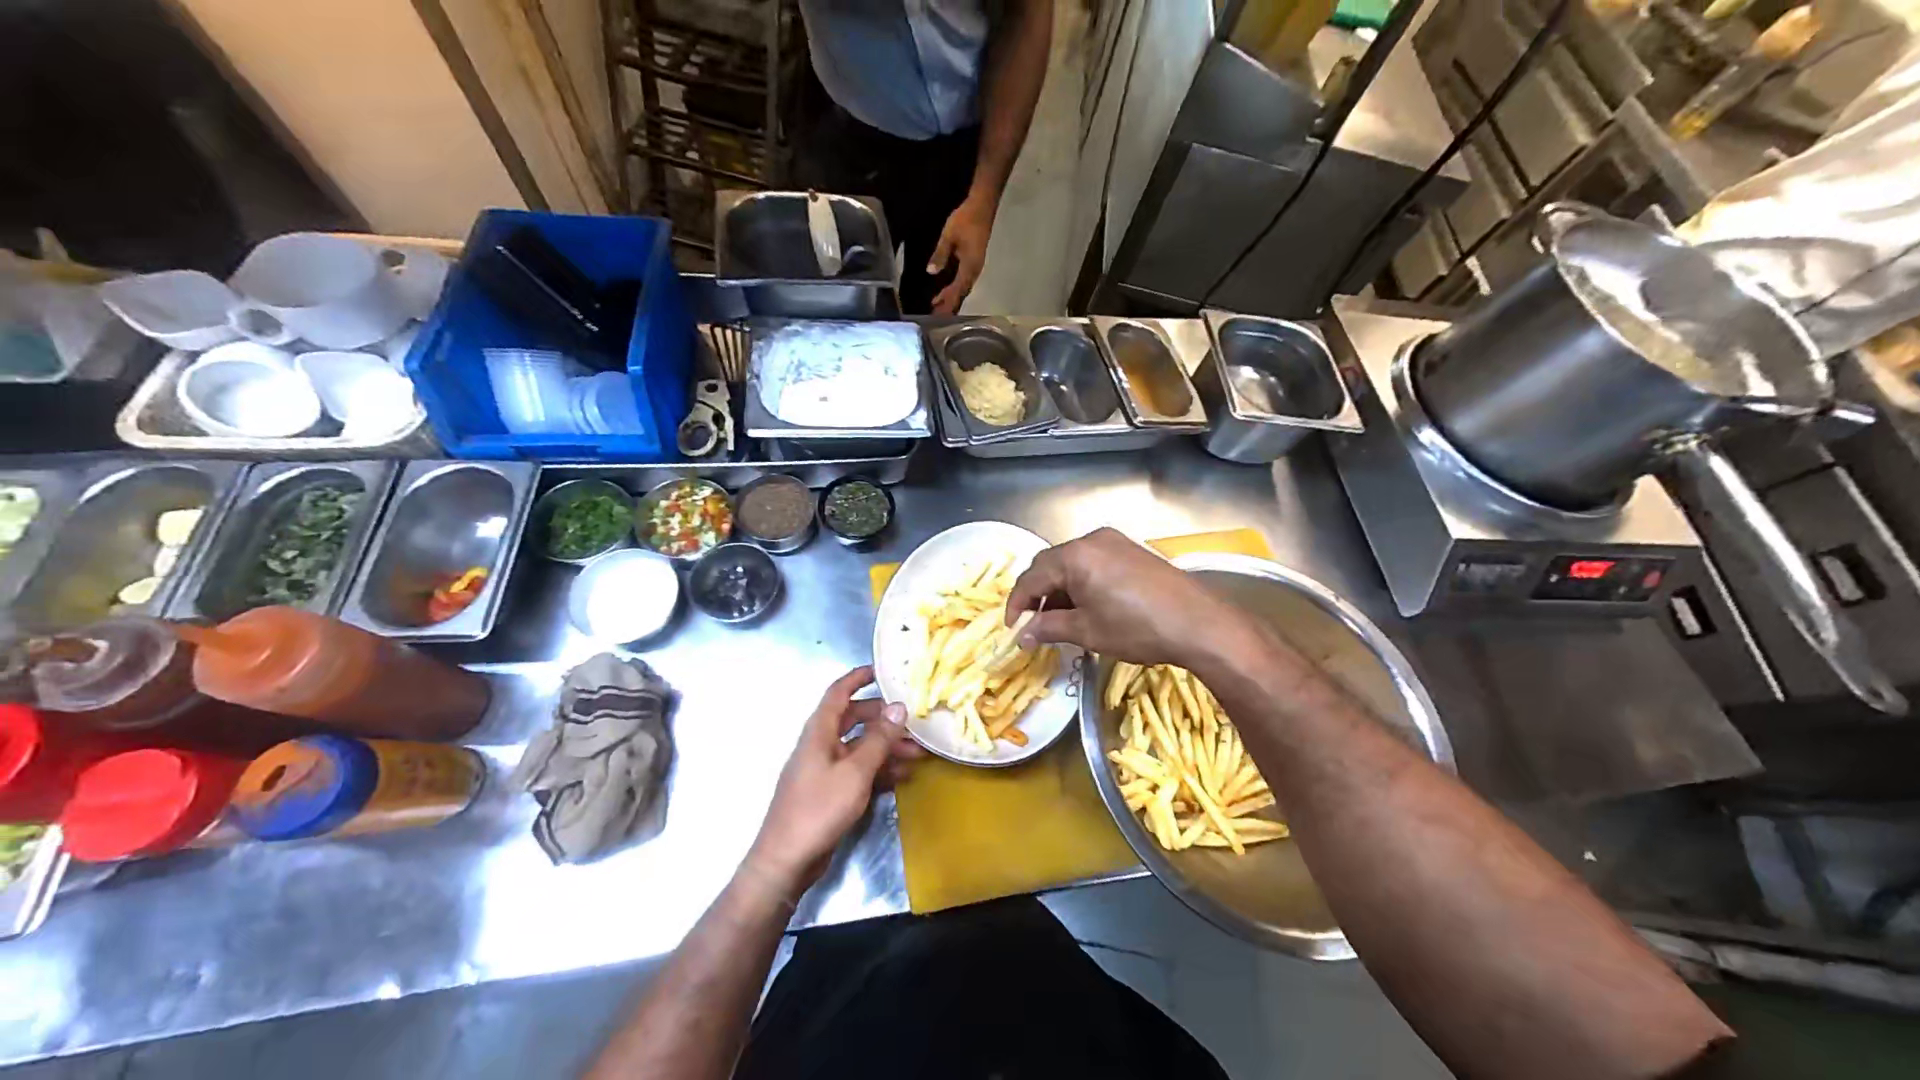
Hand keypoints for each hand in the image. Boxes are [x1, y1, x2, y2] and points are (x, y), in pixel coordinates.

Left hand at [741, 667, 922, 901]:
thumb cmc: (818, 808)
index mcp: (818, 732)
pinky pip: (859, 771)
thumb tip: (899, 707)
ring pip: (860, 747)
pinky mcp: (830, 792)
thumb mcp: (855, 772)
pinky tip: (904, 775)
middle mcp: (820, 744)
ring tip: (919, 752)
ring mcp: (825, 769)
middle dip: (884, 719)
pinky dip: (879, 770)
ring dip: (887, 747)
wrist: (787, 860)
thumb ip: (878, 739)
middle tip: (914, 721)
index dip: (858, 677)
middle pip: (854, 719)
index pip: (838, 693)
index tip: (882, 669)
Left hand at [927, 194, 996, 314]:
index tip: (938, 312)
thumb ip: (940, 255)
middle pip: (962, 292)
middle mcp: (974, 270)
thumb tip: (931, 272)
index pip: (957, 289)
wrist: (982, 206)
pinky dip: (955, 288)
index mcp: (969, 266)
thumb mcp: (948, 236)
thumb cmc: (965, 219)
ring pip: (963, 287)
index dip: (947, 301)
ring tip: (940, 306)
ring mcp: (975, 266)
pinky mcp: (974, 261)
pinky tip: (948, 290)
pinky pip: (964, 280)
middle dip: (949, 304)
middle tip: (937, 316)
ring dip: (952, 297)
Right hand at [1006, 528, 1258, 669]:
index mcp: (1075, 556)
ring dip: (1060, 589)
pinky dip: (1081, 583)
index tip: (1011, 628)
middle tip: (1032, 623)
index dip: (1017, 603)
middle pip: (1050, 564)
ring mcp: (1114, 542)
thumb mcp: (1087, 631)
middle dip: (1038, 594)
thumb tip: (1023, 634)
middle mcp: (1092, 540)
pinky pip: (1093, 563)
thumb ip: (1049, 628)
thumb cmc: (1137, 628)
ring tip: (1059, 620)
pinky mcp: (1132, 551)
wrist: (1198, 623)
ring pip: (1072, 563)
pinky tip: (1086, 607)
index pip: (1032, 577)